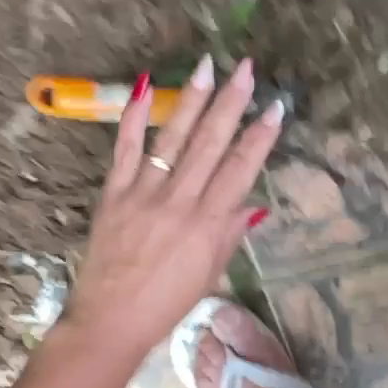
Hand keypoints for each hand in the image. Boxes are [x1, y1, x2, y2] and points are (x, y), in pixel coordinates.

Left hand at [62, 55, 283, 356]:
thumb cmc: (166, 305)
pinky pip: (125, 149)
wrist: (111, 321)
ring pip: (172, 139)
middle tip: (247, 69)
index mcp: (208, 226)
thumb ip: (229, 235)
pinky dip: (133, 116)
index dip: (260, 137)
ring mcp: (143, 194)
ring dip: (191, 100)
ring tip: (207, 66)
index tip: (276, 108)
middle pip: (210, 144)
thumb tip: (252, 204)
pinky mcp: (114, 193)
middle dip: (231, 104)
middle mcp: (179, 202)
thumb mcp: (209, 275)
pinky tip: (145, 86)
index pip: (240, 171)